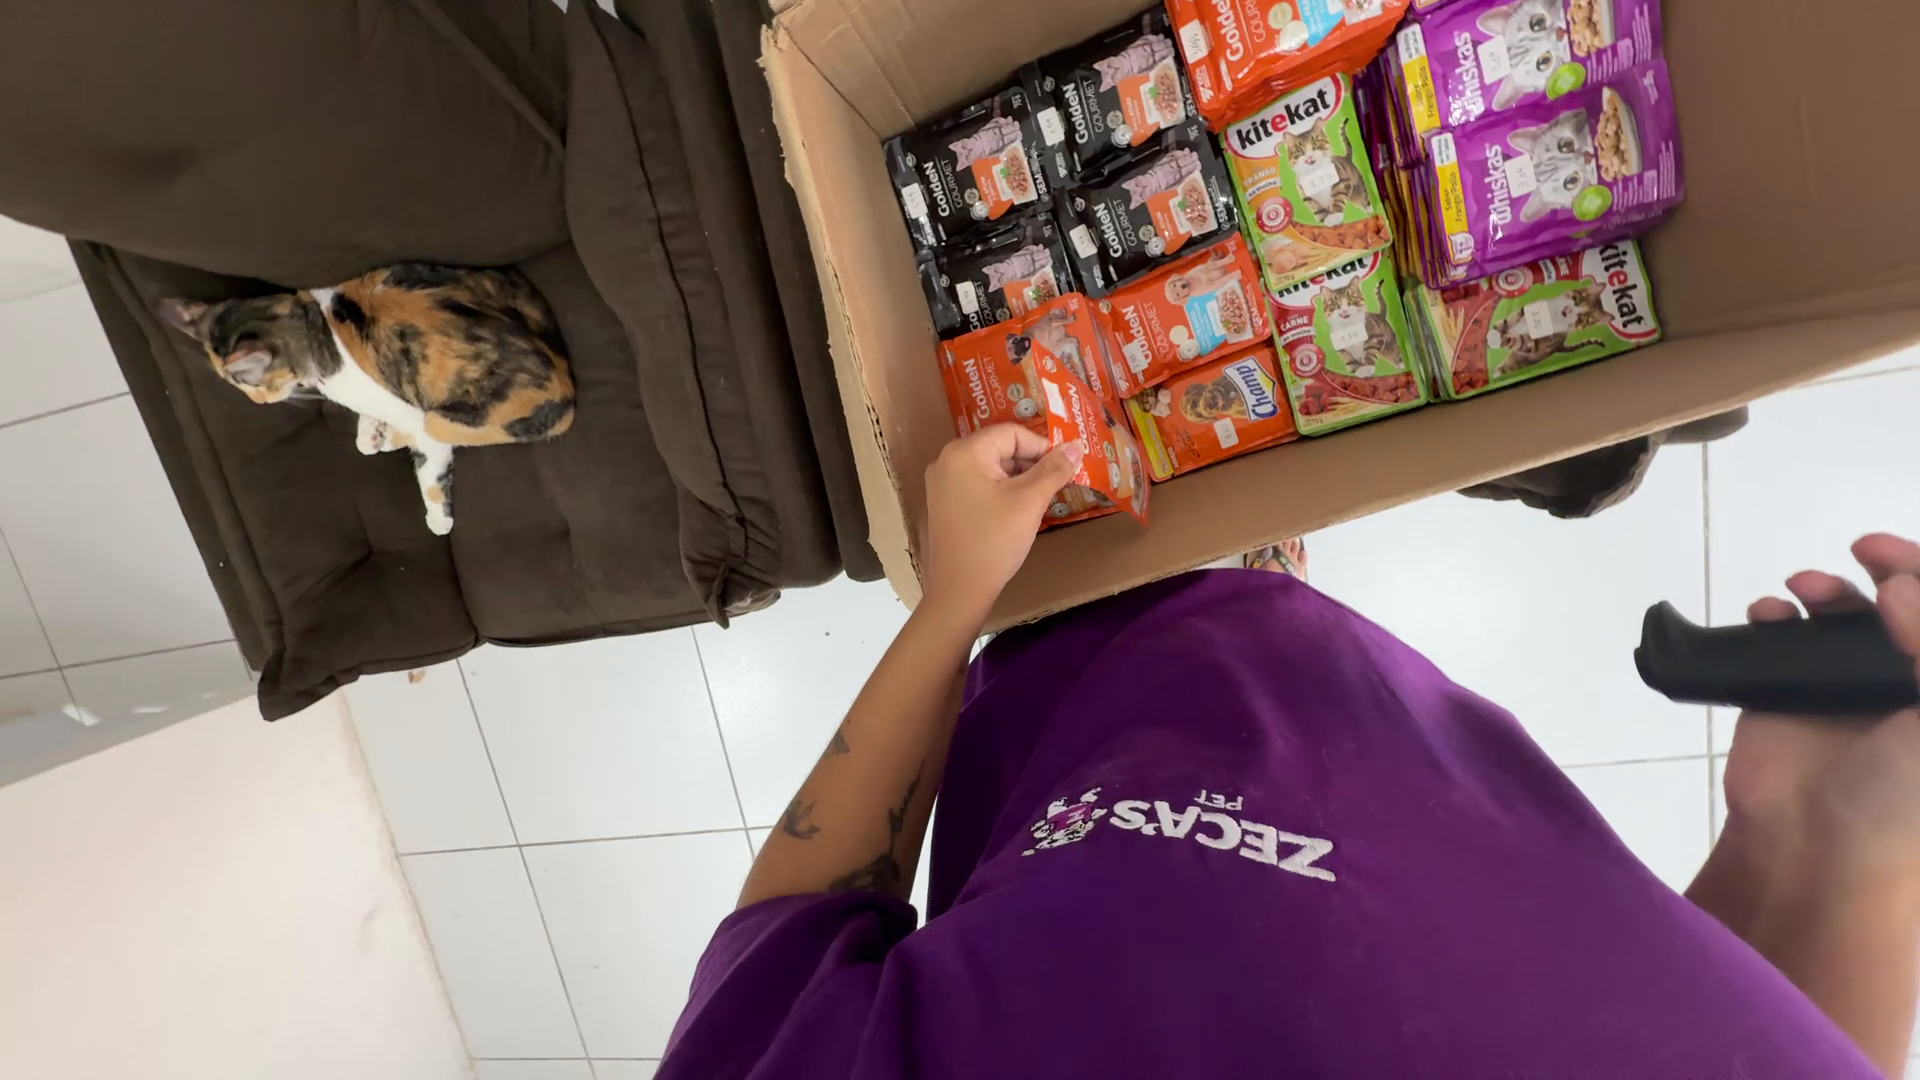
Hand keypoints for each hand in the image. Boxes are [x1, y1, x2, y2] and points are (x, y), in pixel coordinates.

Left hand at [920, 424, 1082, 623]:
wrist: (960, 590)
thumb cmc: (994, 541)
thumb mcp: (1029, 501)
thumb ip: (1053, 470)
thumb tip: (1076, 446)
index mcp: (964, 452)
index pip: (1011, 433)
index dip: (1042, 447)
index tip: (1064, 467)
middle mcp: (946, 461)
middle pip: (999, 448)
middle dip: (1030, 463)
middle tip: (1055, 484)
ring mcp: (942, 484)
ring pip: (990, 468)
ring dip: (1018, 478)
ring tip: (1039, 499)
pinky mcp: (945, 504)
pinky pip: (979, 484)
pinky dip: (1002, 491)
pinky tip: (1018, 510)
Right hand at [1725, 534, 1919, 883]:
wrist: (1818, 840)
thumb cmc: (1908, 794)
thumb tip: (1899, 586)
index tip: (1910, 556)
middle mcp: (1909, 684)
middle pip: (1909, 609)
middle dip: (1894, 570)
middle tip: (1865, 548)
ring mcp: (1847, 687)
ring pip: (1843, 617)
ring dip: (1826, 591)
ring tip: (1802, 586)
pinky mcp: (1785, 692)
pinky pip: (1778, 640)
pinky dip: (1771, 617)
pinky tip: (1767, 613)